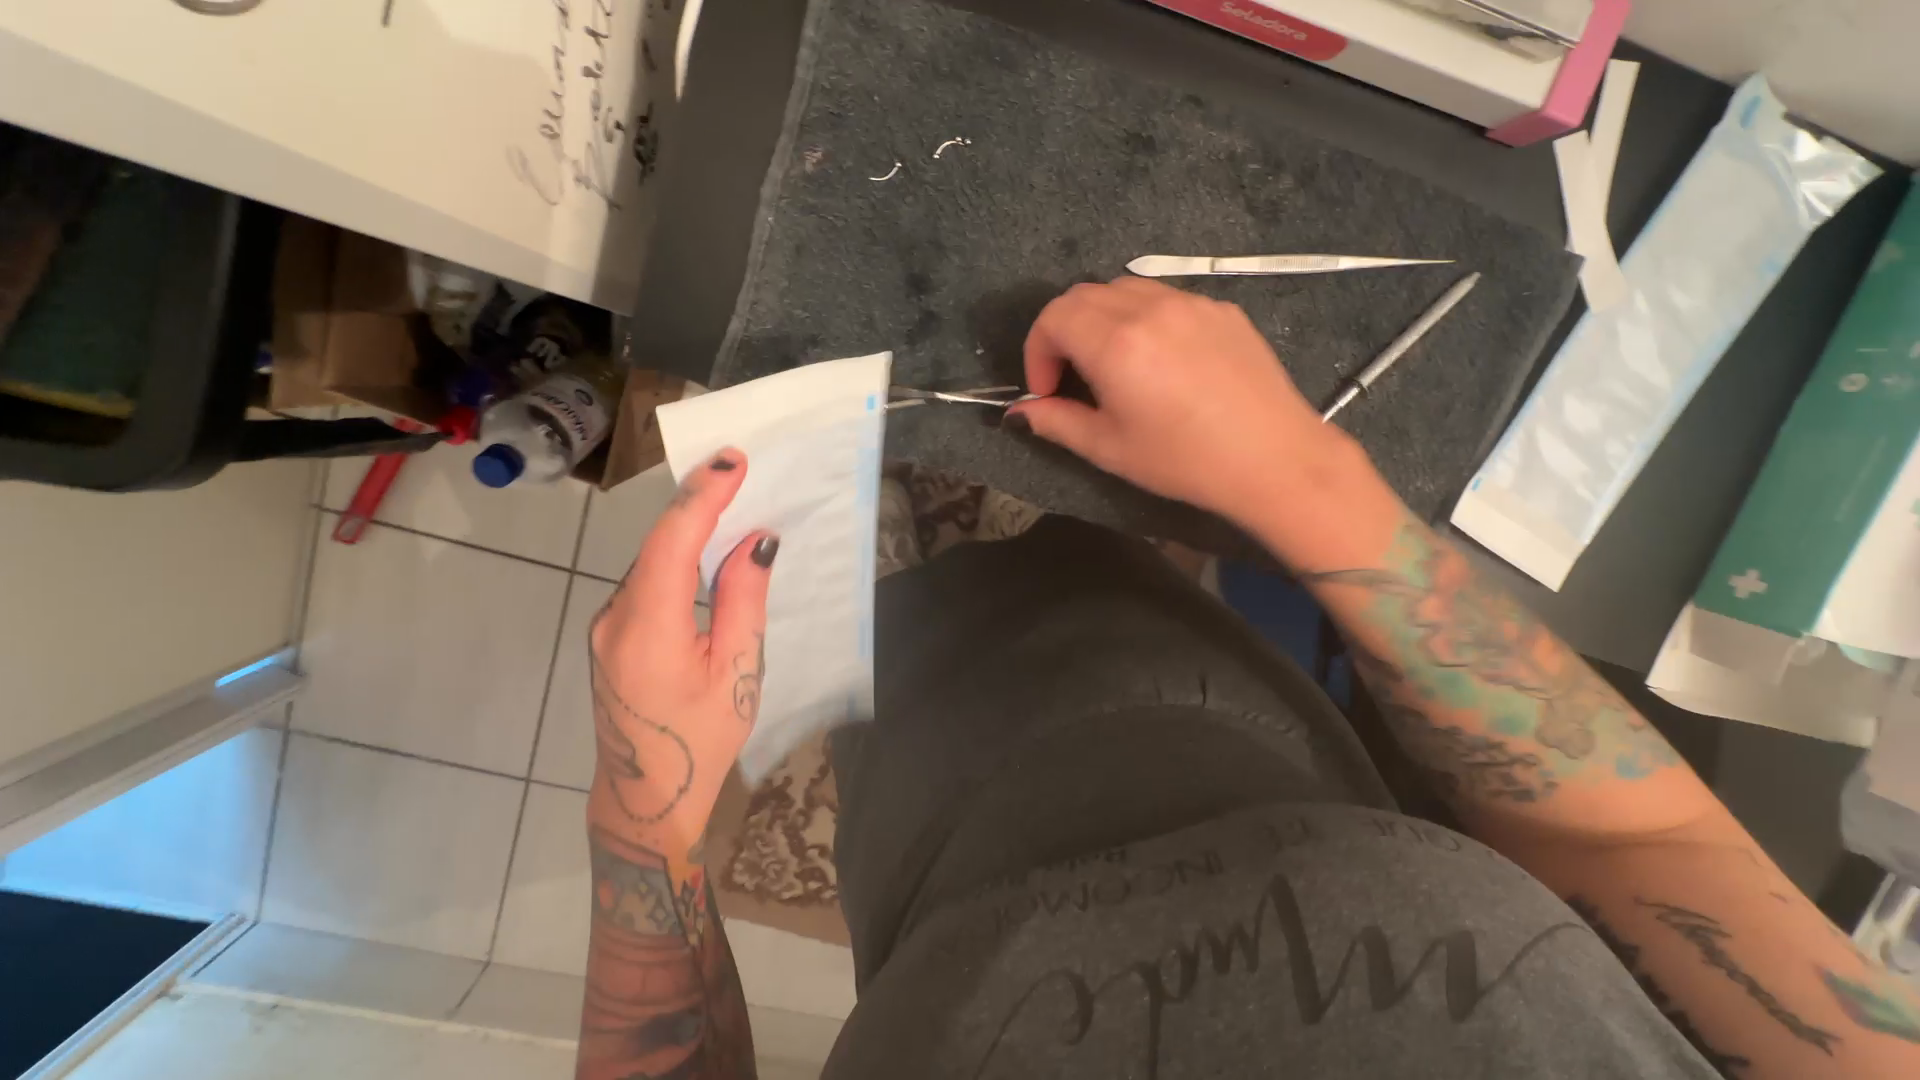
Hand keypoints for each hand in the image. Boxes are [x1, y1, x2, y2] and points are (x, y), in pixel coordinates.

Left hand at [588, 448, 778, 840]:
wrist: (646, 797)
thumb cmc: (702, 740)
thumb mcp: (738, 673)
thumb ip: (744, 600)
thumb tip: (754, 541)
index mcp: (648, 628)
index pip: (672, 542)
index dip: (703, 496)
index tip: (733, 459)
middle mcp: (615, 618)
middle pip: (657, 545)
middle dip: (698, 504)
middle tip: (740, 470)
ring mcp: (606, 626)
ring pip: (650, 562)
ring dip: (688, 531)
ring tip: (732, 503)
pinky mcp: (610, 634)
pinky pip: (645, 582)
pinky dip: (676, 560)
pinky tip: (705, 554)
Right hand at [1006, 278, 1360, 526]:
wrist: (1274, 458)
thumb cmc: (1184, 460)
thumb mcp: (1110, 448)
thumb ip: (1056, 422)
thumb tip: (1019, 413)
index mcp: (1116, 342)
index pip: (1053, 317)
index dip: (1037, 351)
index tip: (1046, 390)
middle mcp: (1149, 308)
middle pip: (1083, 295)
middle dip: (1063, 332)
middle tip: (1071, 378)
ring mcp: (1190, 303)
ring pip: (1124, 290)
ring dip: (1101, 320)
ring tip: (1113, 366)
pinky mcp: (1221, 309)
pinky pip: (1165, 299)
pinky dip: (1143, 319)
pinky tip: (1160, 362)